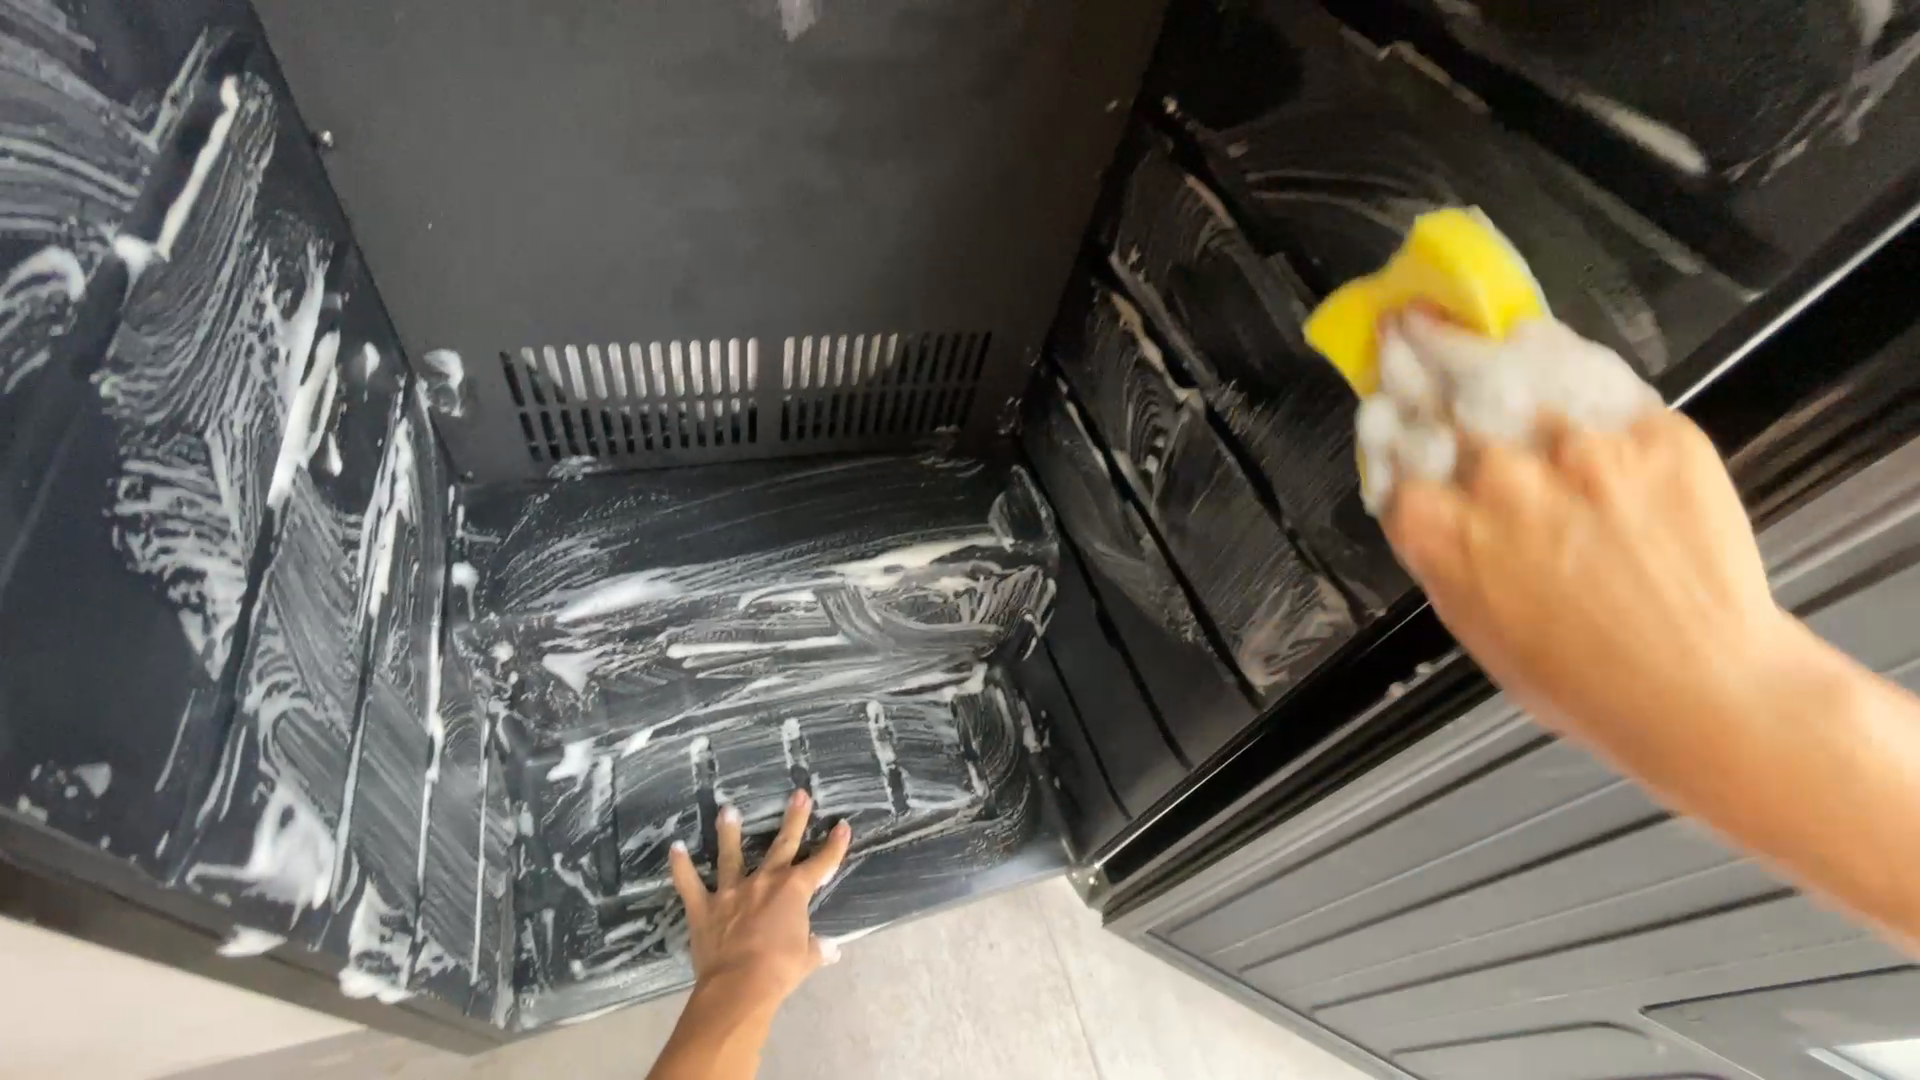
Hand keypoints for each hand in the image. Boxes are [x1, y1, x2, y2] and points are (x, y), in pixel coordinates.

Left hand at [668, 789, 853, 1010]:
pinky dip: (681, 867)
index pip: (821, 863)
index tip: (843, 827)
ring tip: (728, 809)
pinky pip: (690, 884)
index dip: (835, 846)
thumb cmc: (779, 971)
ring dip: (730, 832)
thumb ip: (817, 949)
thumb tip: (832, 949)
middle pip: (783, 844)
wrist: (738, 986)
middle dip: (794, 818)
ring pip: (731, 855)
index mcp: (793, 891)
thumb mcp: (806, 959)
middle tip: (800, 793)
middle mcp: (764, 882)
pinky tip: (675, 847)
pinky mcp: (704, 908)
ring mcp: (732, 892)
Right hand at [1380, 335, 1794, 749]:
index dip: (1384, 413)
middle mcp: (1490, 476)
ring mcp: (1571, 448)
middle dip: (1420, 348)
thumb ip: (1438, 541)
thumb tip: (1430, 499)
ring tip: (1471, 328)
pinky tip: (1546, 352)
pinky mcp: (1648, 436)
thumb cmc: (1570, 673)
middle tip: (1409, 325)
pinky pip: (1597, 381)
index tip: (1383, 388)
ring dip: (1488, 347)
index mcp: (1432, 525)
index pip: (1387, 446)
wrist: (1694, 688)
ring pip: (1517, 368)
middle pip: (1440, 388)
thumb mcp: (1463, 611)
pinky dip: (1567, 364)